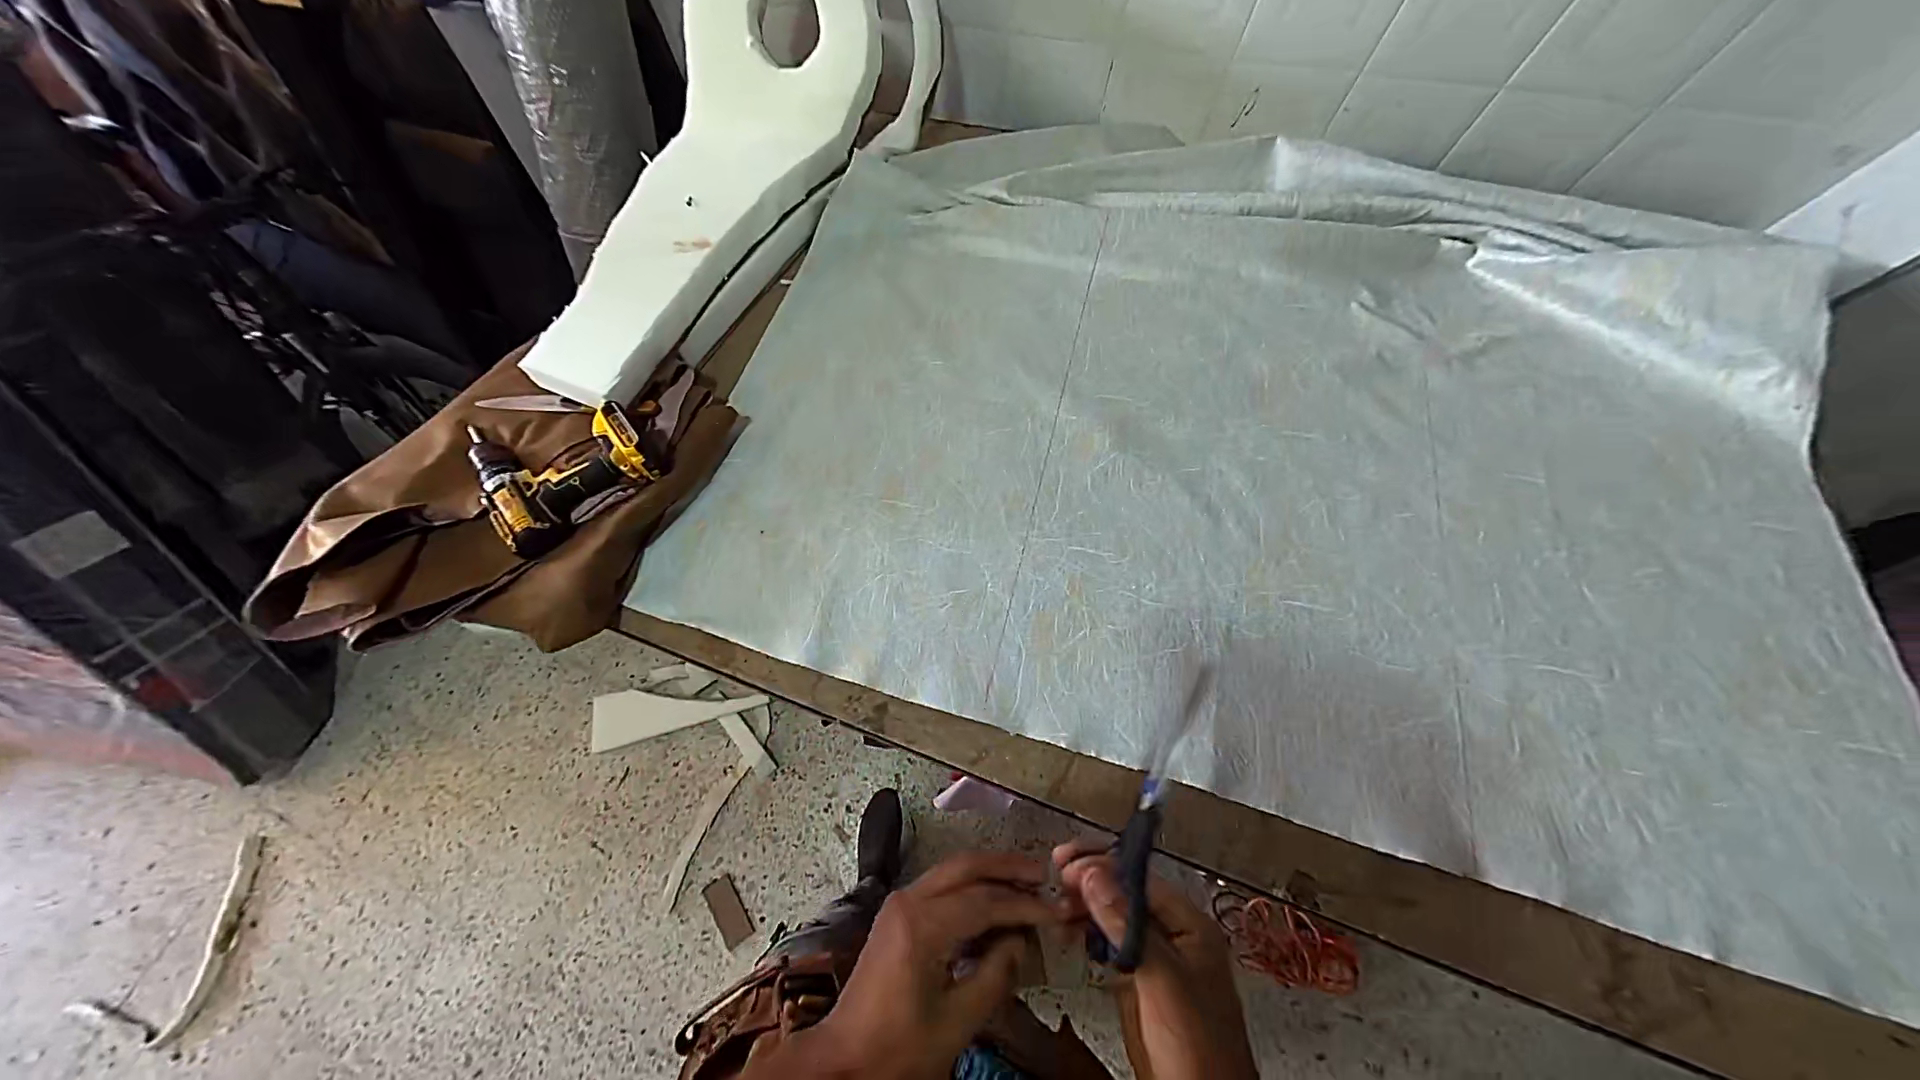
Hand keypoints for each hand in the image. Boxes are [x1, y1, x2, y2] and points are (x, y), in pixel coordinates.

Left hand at [779, 852, 1064, 1079]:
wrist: (843, 1060)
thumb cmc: (898, 1048)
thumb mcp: (956, 1021)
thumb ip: (995, 975)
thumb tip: (1019, 940)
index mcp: (921, 925)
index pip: (984, 901)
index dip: (1024, 904)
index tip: (1055, 909)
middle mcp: (908, 901)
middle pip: (966, 867)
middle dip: (1007, 866)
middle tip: (1043, 874)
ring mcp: (899, 904)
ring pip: (952, 871)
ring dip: (989, 872)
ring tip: (1025, 880)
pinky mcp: (896, 915)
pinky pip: (940, 887)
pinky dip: (970, 887)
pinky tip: (992, 902)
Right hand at [1055, 840, 1257, 1079]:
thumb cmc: (1196, 1044)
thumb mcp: (1161, 980)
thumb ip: (1127, 926)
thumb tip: (1092, 875)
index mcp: (1189, 924)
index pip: (1141, 879)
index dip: (1103, 866)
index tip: (1068, 864)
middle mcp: (1173, 933)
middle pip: (1128, 892)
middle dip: (1092, 880)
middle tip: (1057, 875)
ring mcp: (1157, 956)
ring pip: (1116, 915)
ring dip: (1086, 905)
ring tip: (1057, 905)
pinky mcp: (1141, 978)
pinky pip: (1111, 942)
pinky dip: (1089, 931)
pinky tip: (1068, 929)